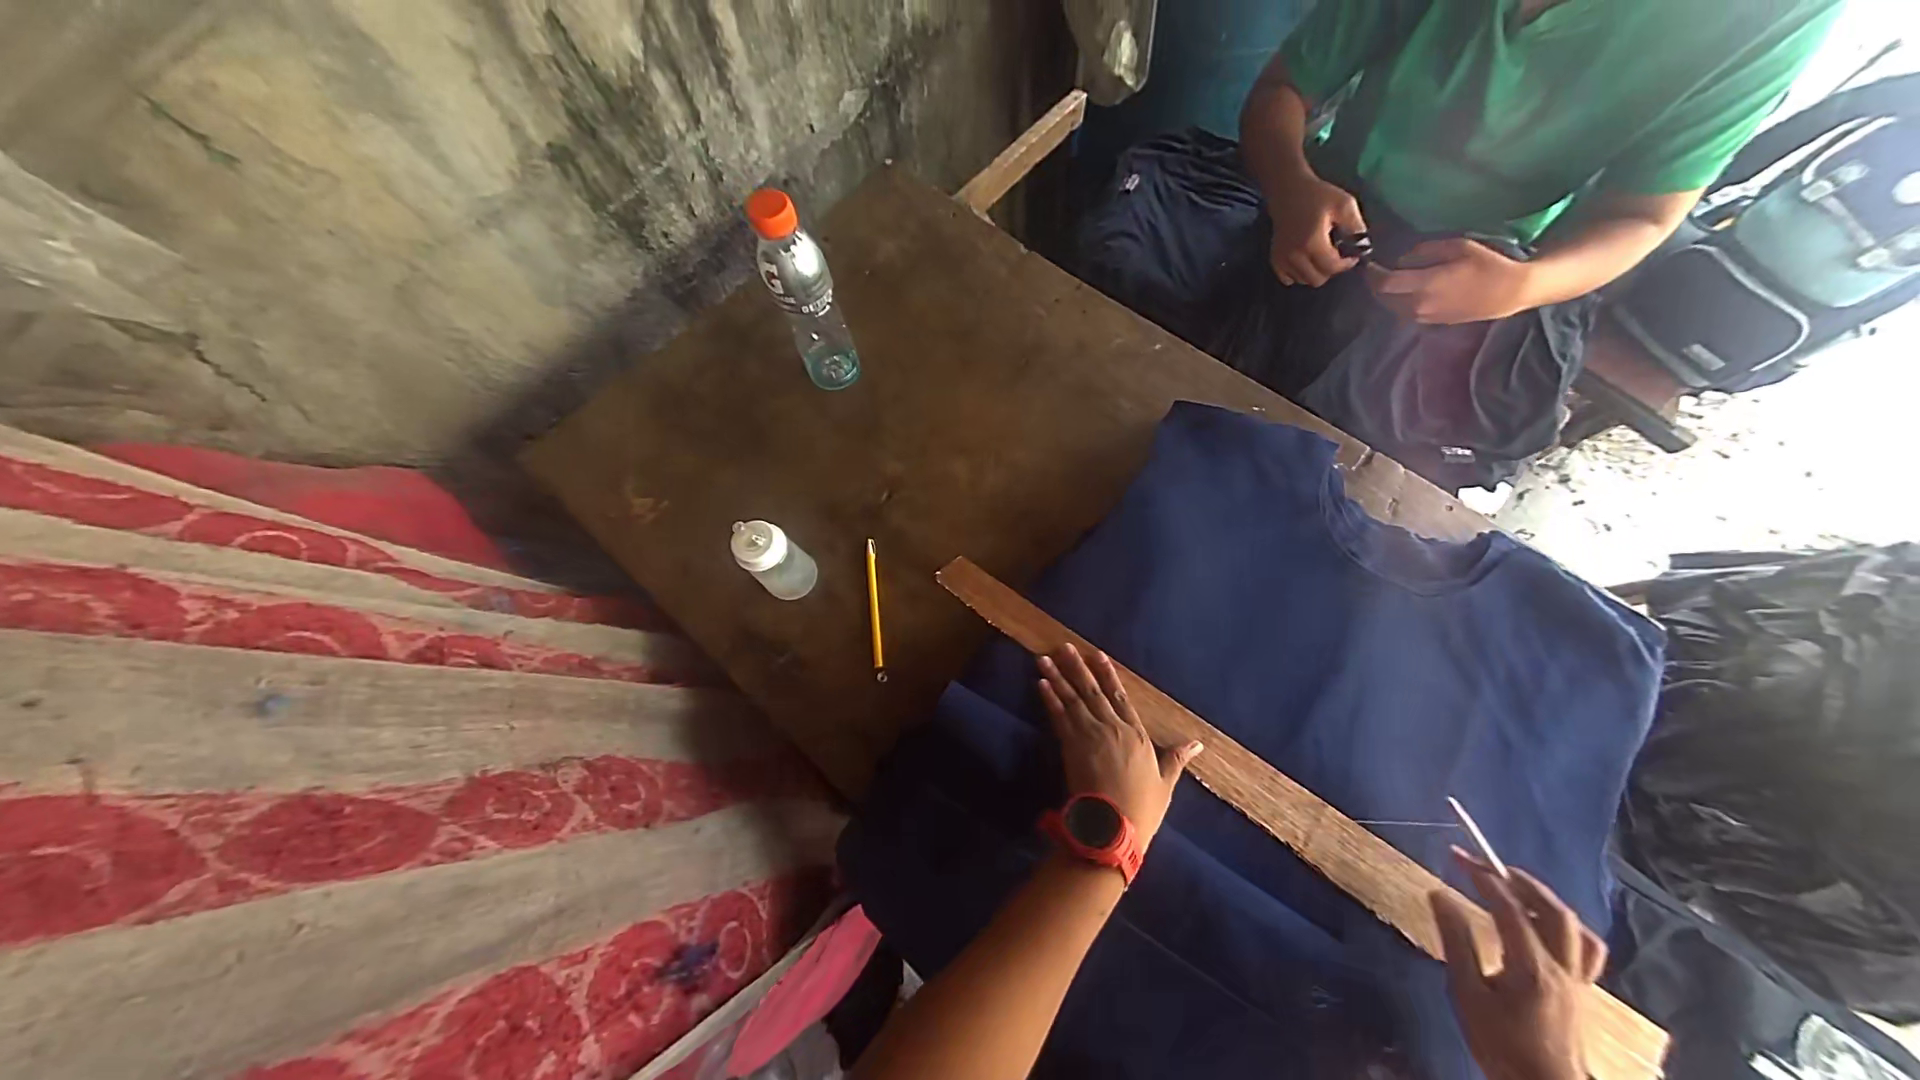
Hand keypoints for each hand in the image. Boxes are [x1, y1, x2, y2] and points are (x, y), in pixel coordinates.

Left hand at [1037, 644, 1201, 844]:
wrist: (1112, 827)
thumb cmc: (1141, 808)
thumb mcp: (1165, 783)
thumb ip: (1177, 759)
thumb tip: (1197, 743)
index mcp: (1137, 735)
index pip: (1120, 696)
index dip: (1108, 674)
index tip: (1097, 654)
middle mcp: (1113, 728)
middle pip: (1092, 691)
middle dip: (1077, 667)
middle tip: (1064, 646)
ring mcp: (1090, 735)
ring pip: (1073, 698)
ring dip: (1058, 676)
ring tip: (1044, 658)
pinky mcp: (1070, 746)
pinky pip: (1059, 715)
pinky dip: (1049, 698)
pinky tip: (1041, 682)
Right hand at [1266, 169, 1368, 287]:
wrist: (1289, 192)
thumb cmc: (1318, 196)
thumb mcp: (1344, 205)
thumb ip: (1356, 226)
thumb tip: (1363, 246)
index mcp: (1312, 243)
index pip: (1331, 267)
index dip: (1346, 265)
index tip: (1352, 257)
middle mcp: (1294, 256)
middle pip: (1317, 279)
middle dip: (1330, 270)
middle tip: (1336, 257)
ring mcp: (1282, 260)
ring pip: (1303, 280)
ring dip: (1315, 272)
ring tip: (1321, 257)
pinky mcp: (1275, 260)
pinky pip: (1288, 279)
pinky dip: (1299, 275)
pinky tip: (1305, 262)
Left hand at [1367, 238, 1537, 323]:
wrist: (1508, 293)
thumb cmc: (1487, 265)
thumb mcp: (1459, 247)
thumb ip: (1426, 250)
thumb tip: (1402, 258)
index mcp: (1424, 285)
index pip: (1385, 283)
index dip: (1373, 273)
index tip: (1370, 263)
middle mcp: (1418, 305)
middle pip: (1383, 297)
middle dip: (1376, 284)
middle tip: (1376, 271)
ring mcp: (1422, 316)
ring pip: (1391, 306)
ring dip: (1385, 294)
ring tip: (1388, 280)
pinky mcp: (1428, 322)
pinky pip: (1403, 312)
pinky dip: (1397, 301)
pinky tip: (1403, 291)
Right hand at [1431, 848, 1606, 1079]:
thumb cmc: (1500, 1043)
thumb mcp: (1467, 993)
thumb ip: (1456, 940)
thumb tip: (1439, 894)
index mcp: (1532, 968)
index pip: (1510, 909)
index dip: (1484, 878)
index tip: (1458, 858)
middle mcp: (1563, 969)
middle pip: (1554, 912)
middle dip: (1520, 881)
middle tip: (1488, 864)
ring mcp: (1580, 982)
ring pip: (1577, 929)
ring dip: (1546, 900)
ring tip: (1516, 886)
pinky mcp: (1583, 992)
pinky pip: (1585, 949)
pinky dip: (1563, 925)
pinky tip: (1542, 923)